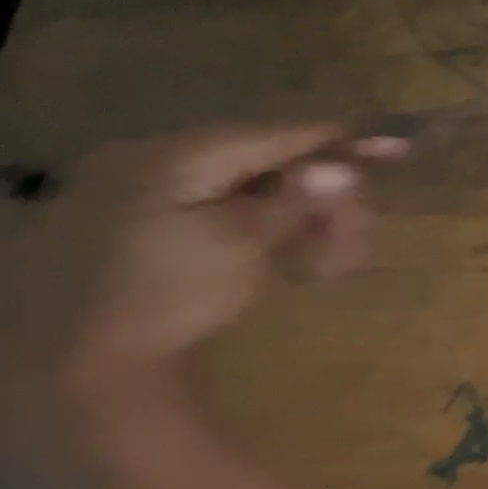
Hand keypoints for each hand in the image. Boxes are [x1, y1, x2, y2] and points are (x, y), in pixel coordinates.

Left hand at [0, 122, 405, 488]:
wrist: (92, 353)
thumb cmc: (173, 292)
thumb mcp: (242, 243)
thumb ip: (293, 201)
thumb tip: (344, 168)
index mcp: (174, 156)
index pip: (272, 135)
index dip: (335, 143)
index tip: (394, 147)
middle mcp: (159, 162)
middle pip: (266, 163)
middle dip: (324, 194)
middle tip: (364, 231)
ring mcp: (152, 196)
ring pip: (255, 192)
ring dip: (307, 219)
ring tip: (340, 258)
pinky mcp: (155, 229)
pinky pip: (231, 213)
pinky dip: (275, 231)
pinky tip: (304, 259)